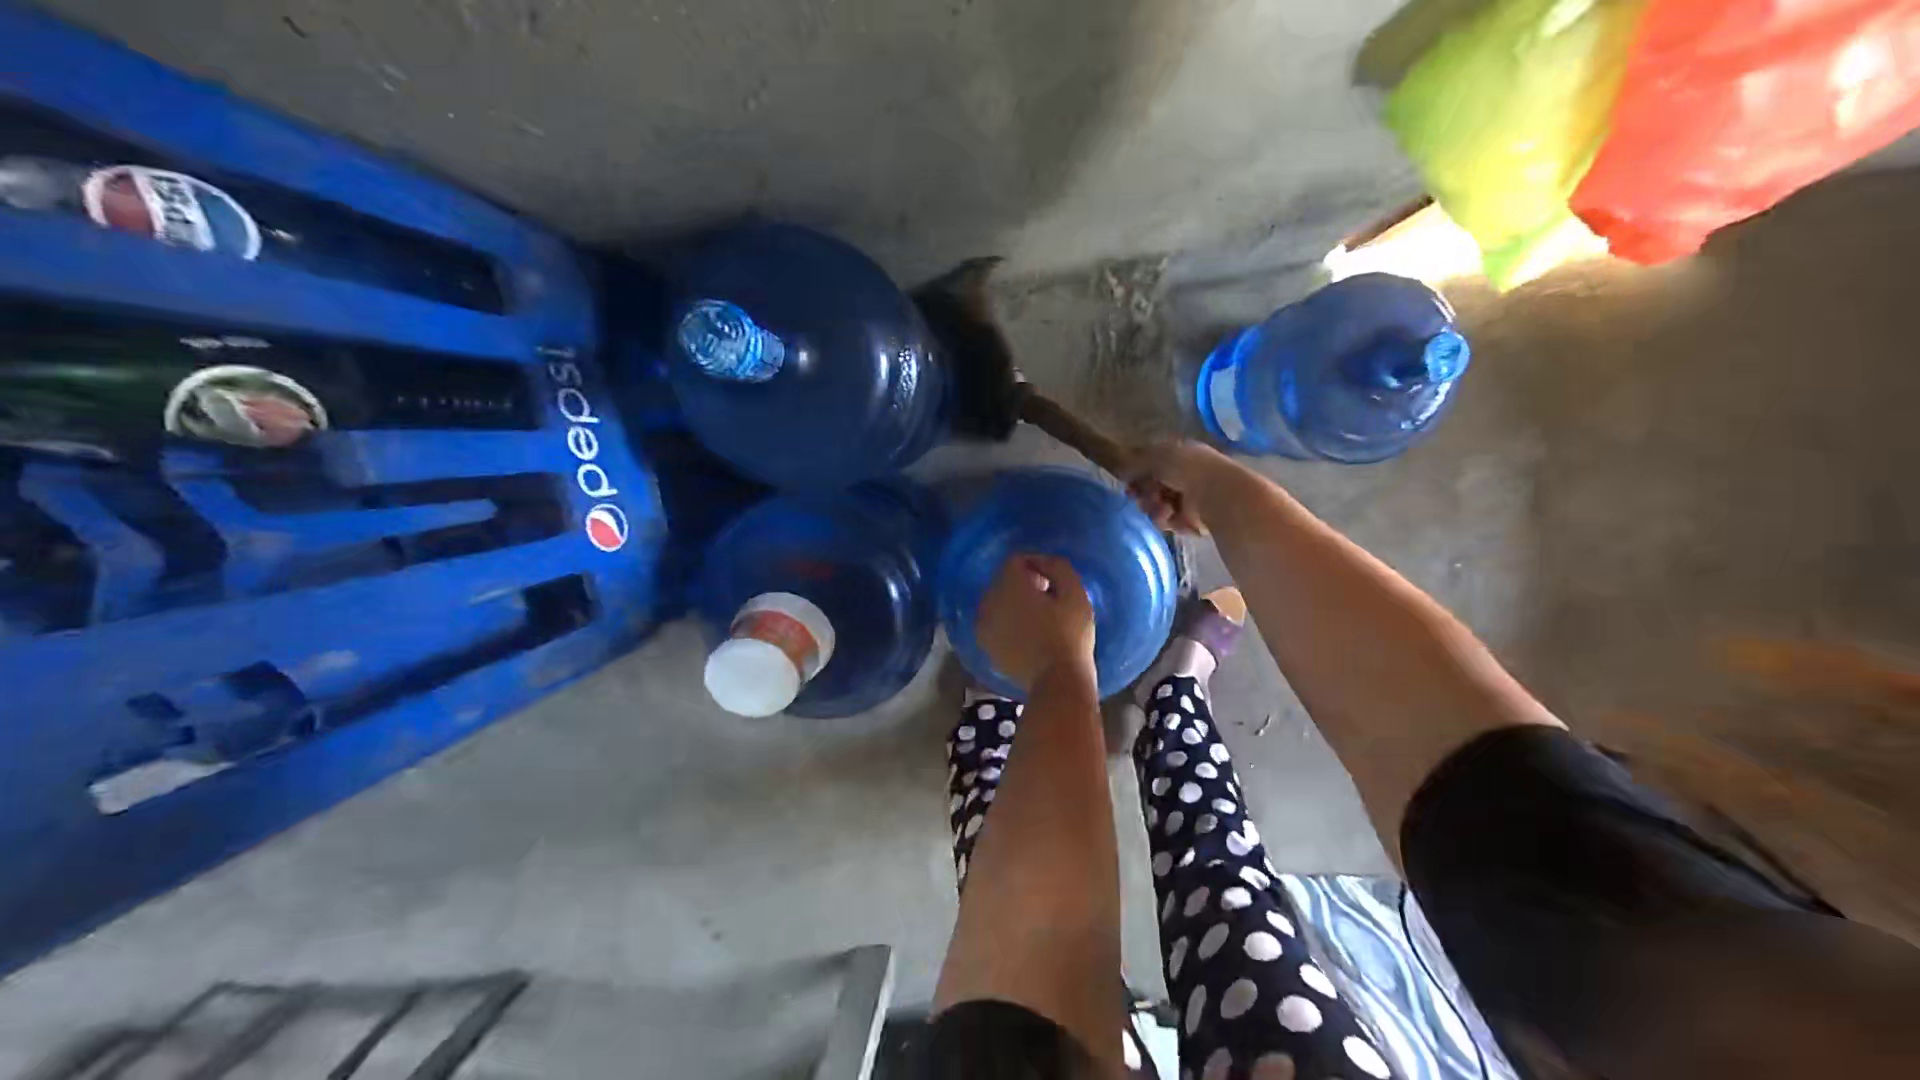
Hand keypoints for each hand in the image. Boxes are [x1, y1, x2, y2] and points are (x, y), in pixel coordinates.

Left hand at [975, 553, 1095, 691]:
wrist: (1057, 681)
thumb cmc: (1070, 634)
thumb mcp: (1075, 593)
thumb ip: (1057, 566)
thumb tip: (1042, 562)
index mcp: (1009, 584)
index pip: (1016, 560)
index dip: (1037, 565)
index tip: (1053, 582)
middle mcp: (988, 600)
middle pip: (1003, 579)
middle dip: (1023, 583)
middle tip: (1047, 598)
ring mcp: (983, 624)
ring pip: (996, 601)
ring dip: (1012, 602)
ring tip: (1037, 618)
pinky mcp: (984, 644)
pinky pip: (993, 622)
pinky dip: (1005, 622)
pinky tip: (1025, 634)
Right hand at [1125, 440, 1248, 534]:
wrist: (1215, 493)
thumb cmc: (1186, 467)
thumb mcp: (1156, 456)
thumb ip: (1136, 462)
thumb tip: (1122, 469)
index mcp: (1181, 456)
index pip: (1152, 467)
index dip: (1137, 476)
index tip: (1128, 484)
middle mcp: (1185, 476)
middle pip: (1152, 489)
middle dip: (1144, 495)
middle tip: (1143, 497)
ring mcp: (1190, 500)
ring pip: (1157, 507)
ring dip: (1154, 508)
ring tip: (1162, 507)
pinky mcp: (1193, 521)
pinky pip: (1169, 522)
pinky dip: (1167, 520)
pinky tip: (1172, 516)